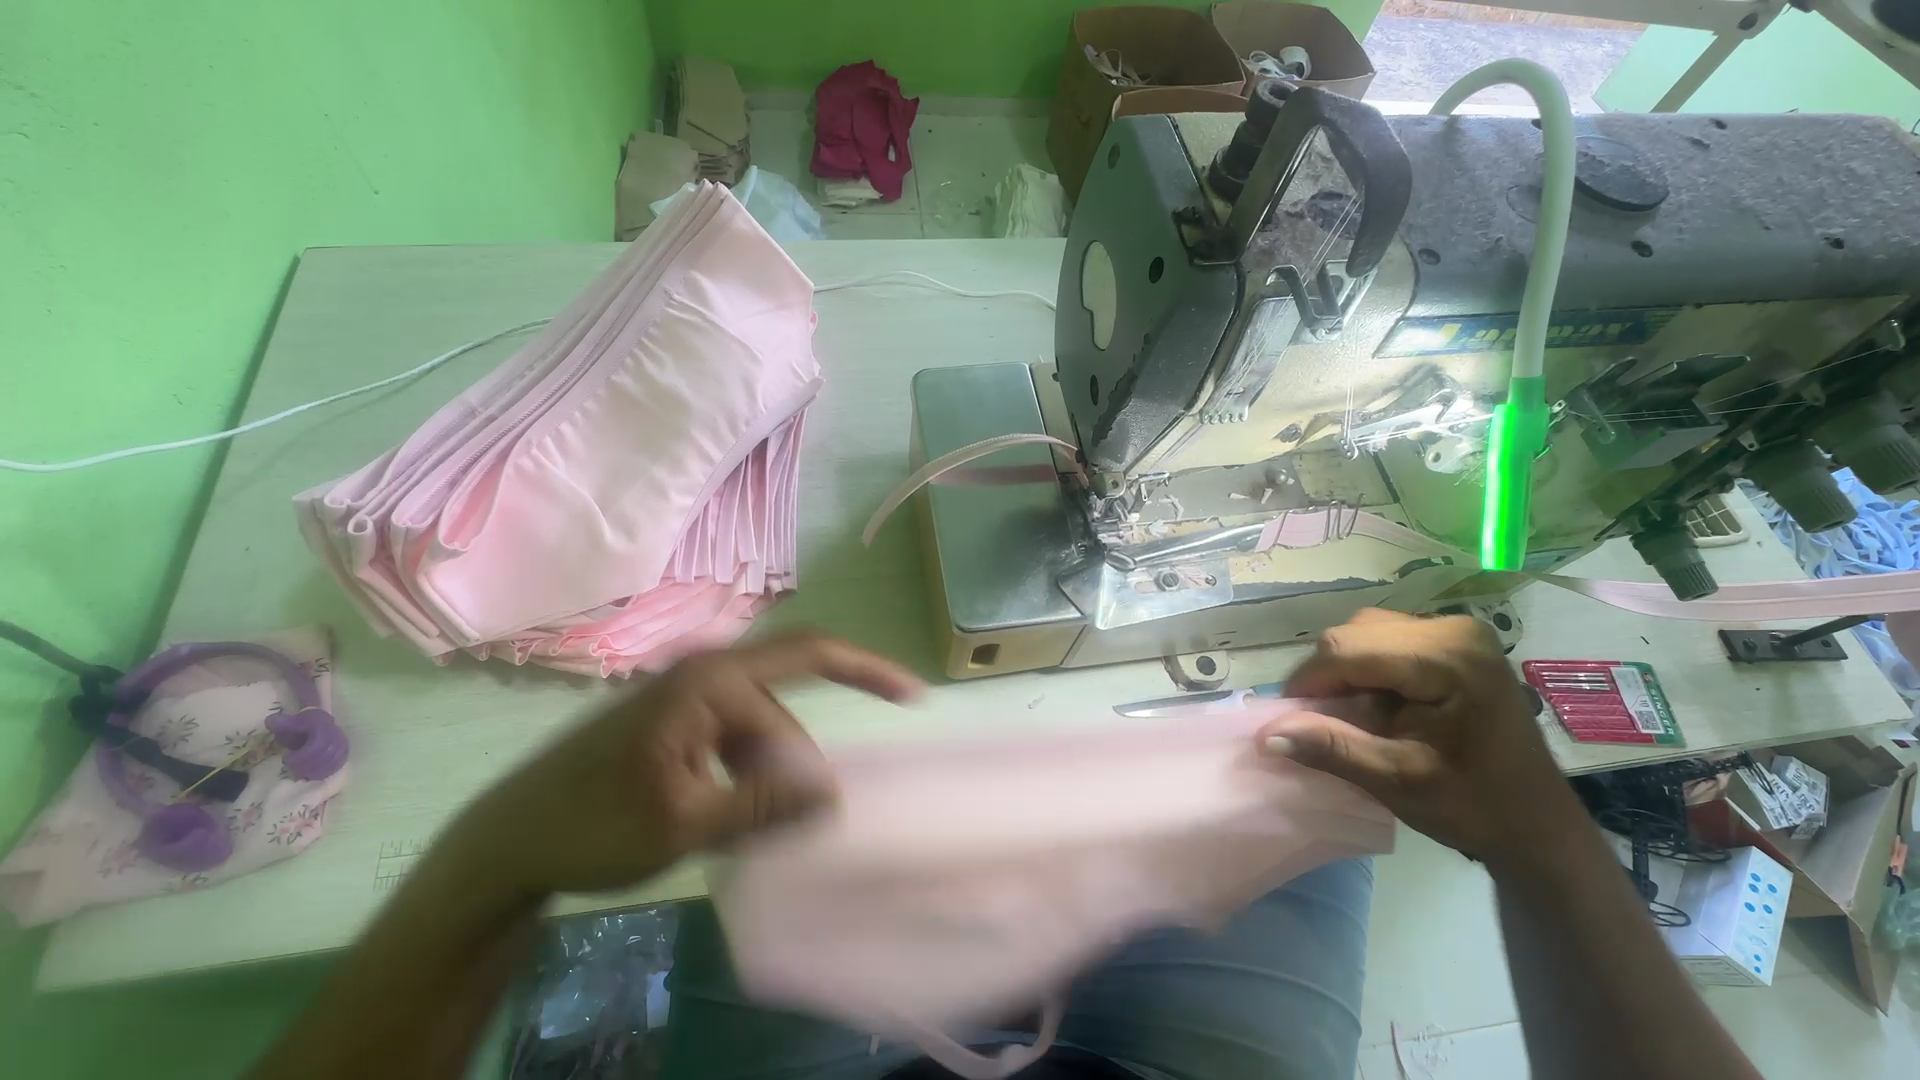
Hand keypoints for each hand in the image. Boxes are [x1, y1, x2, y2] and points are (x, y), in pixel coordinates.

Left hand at [446, 632, 922, 901]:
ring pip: (758, 731)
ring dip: (767, 778)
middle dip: (795, 766)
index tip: (913, 696)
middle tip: (790, 829)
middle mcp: (702, 676)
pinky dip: (744, 778)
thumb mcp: (688, 823)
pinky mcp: (670, 726)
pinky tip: (726, 820)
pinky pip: (731, 743)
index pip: (810, 655)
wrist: (508, 842)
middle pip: (782, 712)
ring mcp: (683, 700)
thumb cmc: (593, 826)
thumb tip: (836, 790)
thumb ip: (767, 803)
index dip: (868, 670)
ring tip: (744, 834)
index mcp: (710, 681)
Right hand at [1262, 609, 1584, 864]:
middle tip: (1328, 726)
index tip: (1292, 725)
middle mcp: (1453, 628)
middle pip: (1353, 635)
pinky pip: (1386, 640)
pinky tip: (1380, 708)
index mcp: (1447, 656)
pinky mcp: (1455, 641)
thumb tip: (1267, 734)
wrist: (1538, 825)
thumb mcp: (1396, 781)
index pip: (1346, 649)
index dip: (1308, 684)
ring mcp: (1458, 631)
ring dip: (1346, 674)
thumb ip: (1332, 748)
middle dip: (1328, 679)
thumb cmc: (1474, 806)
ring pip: (1365, 634)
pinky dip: (1368, 671)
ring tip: (1356, 719)